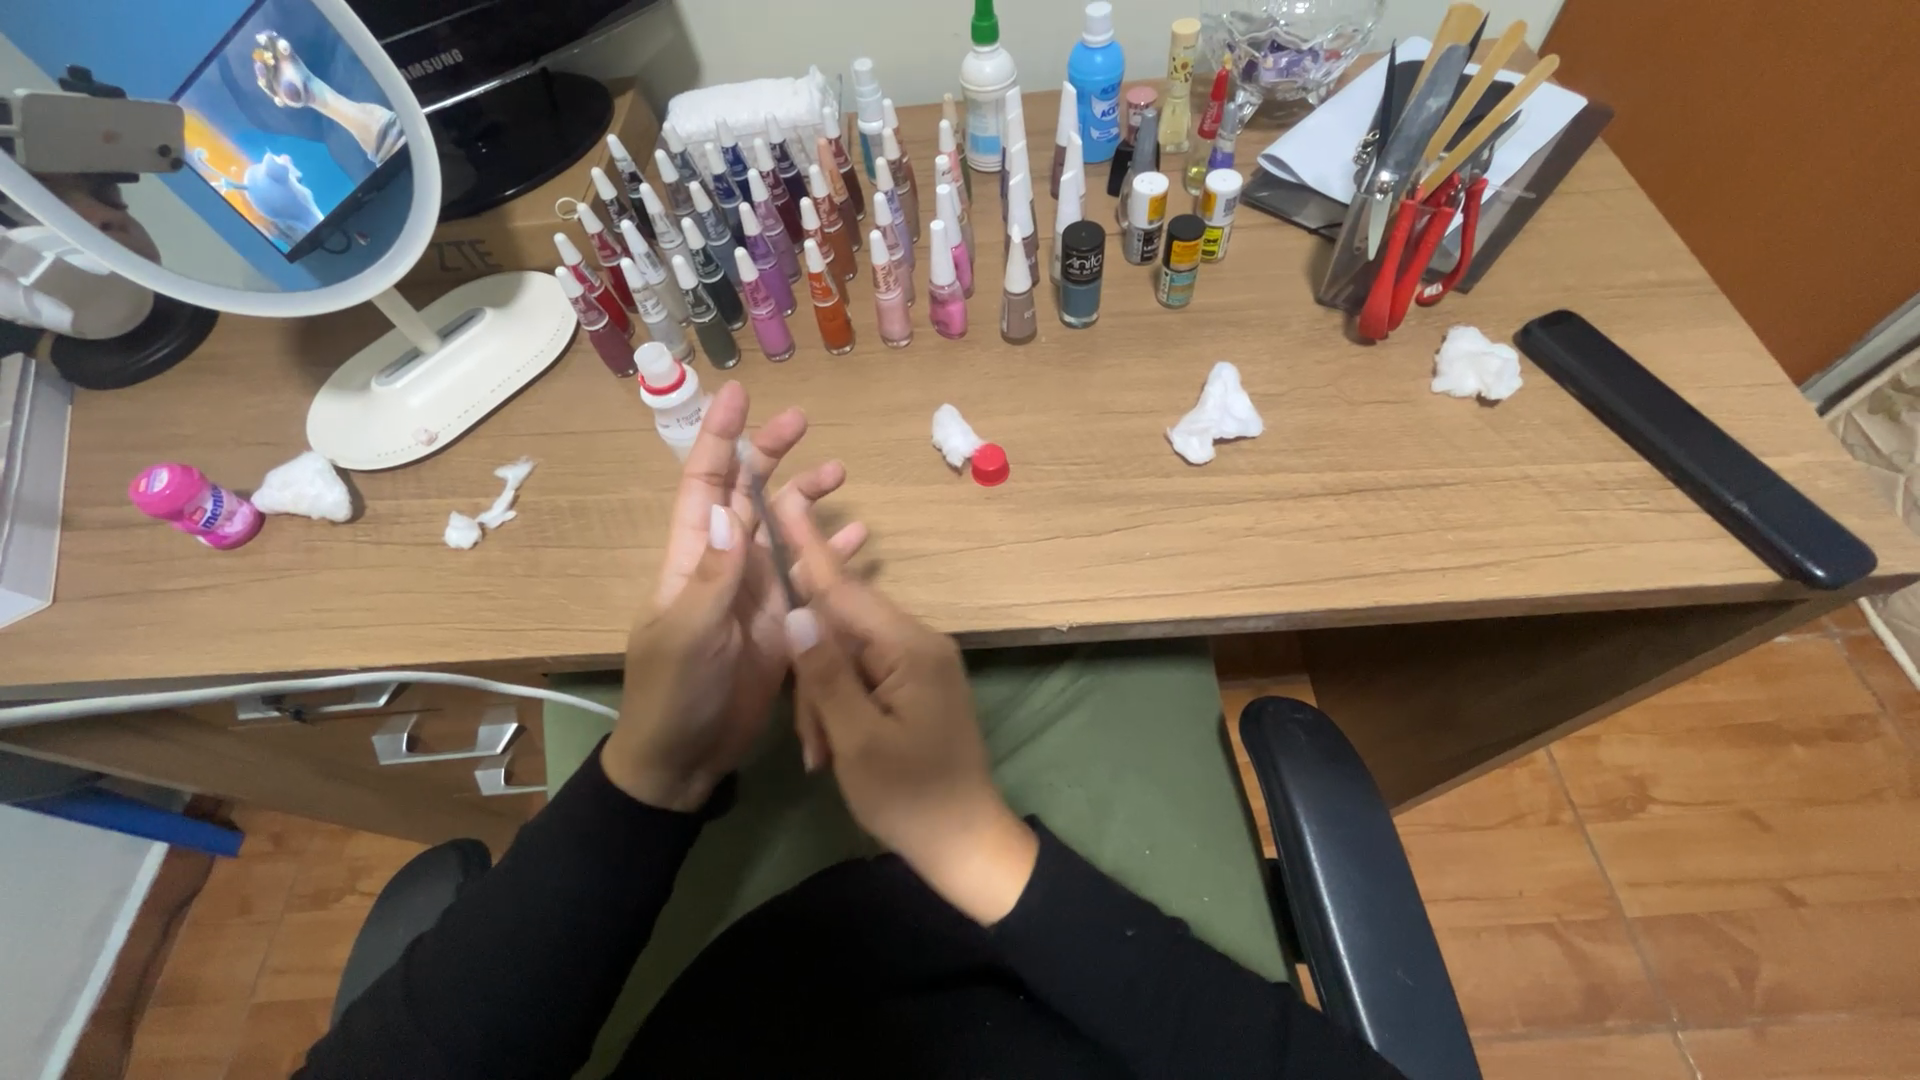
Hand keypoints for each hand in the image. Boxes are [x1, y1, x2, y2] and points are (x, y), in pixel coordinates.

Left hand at [602, 382, 866, 810]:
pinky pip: (811, 576)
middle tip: (803, 421)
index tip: (738, 395)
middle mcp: (727, 564)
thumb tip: (730, 506)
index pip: (705, 485)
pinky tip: (857, 536)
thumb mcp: (688, 633)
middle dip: (769, 455)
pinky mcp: (785, 620)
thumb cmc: (672, 693)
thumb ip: (715, 574)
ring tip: (840, 472)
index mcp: (693, 558)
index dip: (718, 438)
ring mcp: (758, 591)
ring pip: (785, 529)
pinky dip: (831, 554)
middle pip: (748, 495)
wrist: (686, 758)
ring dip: (807, 499)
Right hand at [776, 497, 1038, 924]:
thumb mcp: (855, 738)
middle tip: (811, 742)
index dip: (809, 549)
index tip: (784, 502)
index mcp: (910, 647)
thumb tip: (796, 610)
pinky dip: (842, 709)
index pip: (846, 589)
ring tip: (826, 756)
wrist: (965, 843)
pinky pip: (865, 677)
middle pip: (843, 628)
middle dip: (813, 677)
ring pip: (848, 658)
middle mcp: (919, 643)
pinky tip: (834, 750)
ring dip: (825, 703)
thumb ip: (824, 671)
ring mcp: (919, 664)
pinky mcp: (916, 686)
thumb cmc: (910, 796)